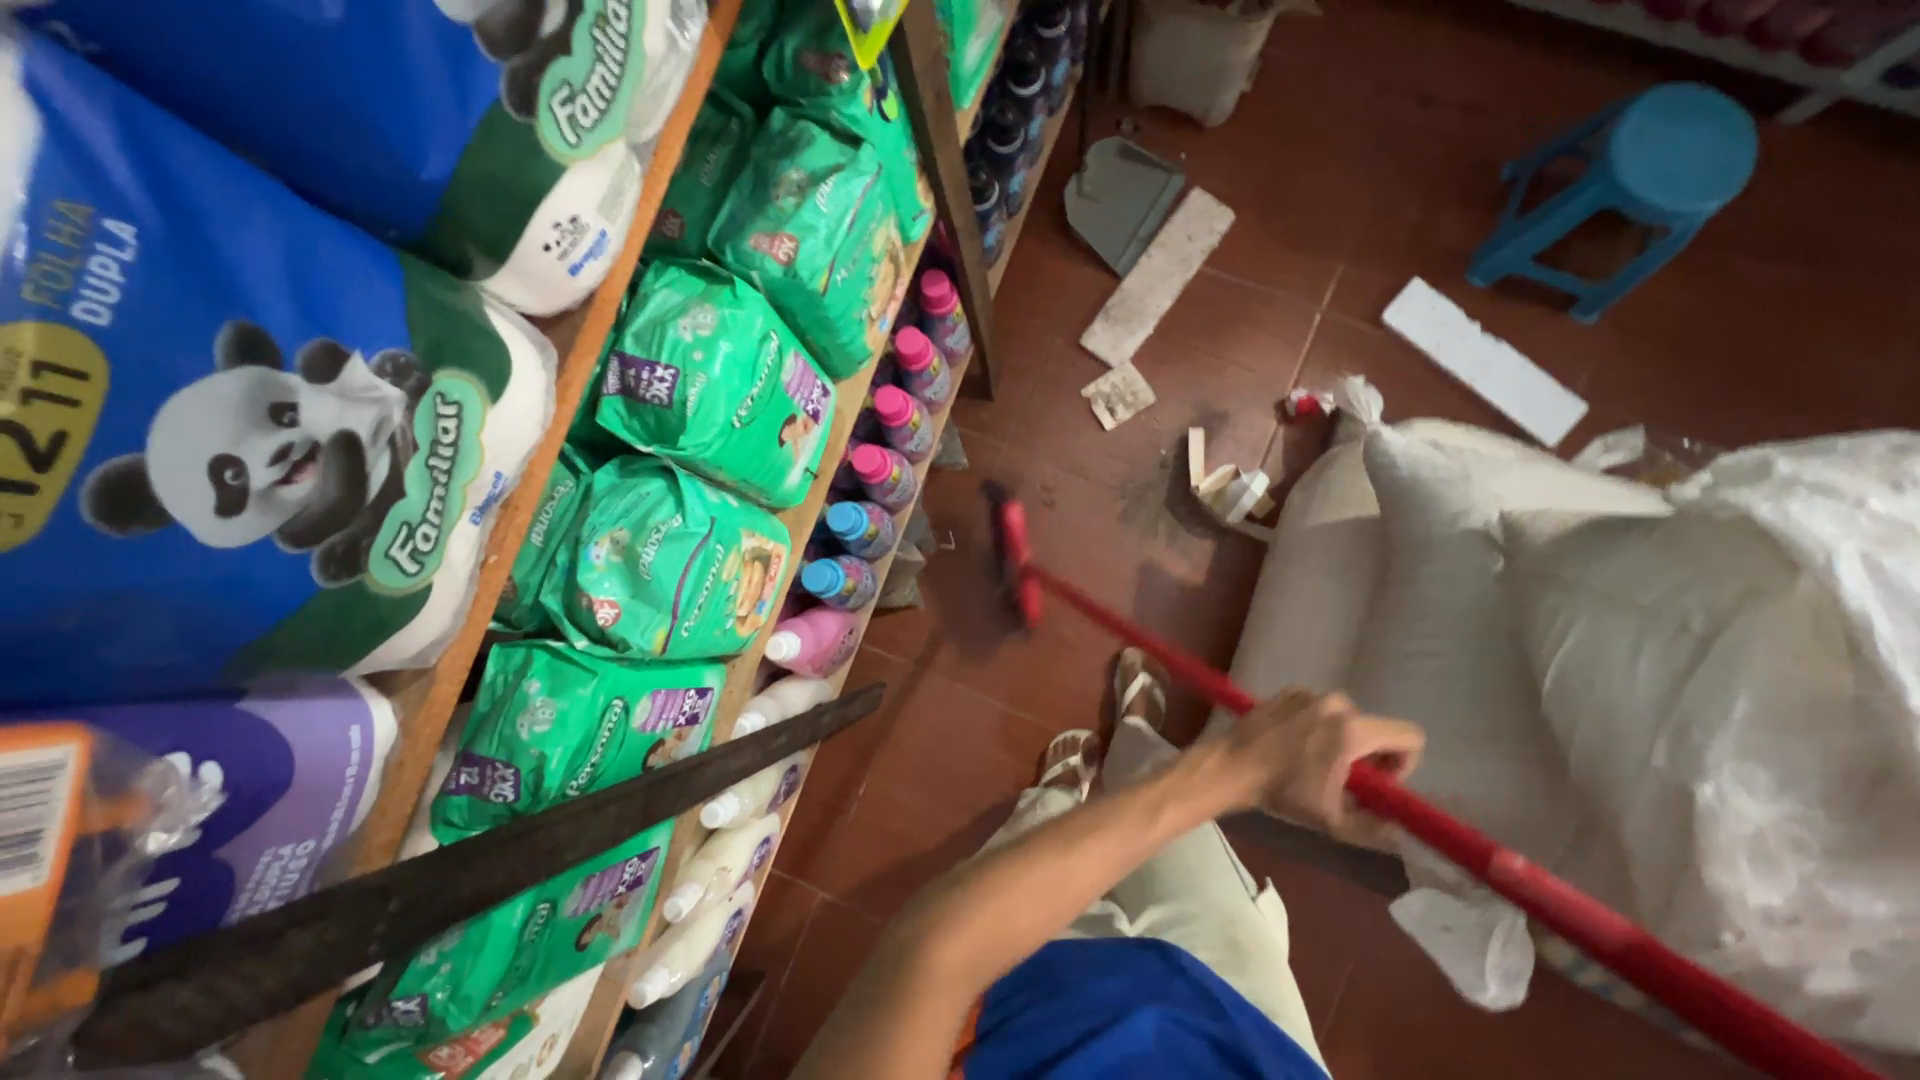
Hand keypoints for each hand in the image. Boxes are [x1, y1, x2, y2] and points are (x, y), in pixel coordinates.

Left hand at [1213, 688, 1424, 846]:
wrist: (1231, 766)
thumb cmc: (1282, 791)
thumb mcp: (1332, 820)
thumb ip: (1374, 828)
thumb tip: (1397, 828)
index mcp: (1352, 730)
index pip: (1409, 736)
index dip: (1403, 763)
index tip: (1377, 782)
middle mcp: (1336, 703)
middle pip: (1375, 729)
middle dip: (1368, 756)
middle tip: (1343, 779)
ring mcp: (1310, 693)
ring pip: (1346, 719)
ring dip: (1341, 741)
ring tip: (1313, 763)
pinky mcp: (1288, 691)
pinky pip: (1319, 708)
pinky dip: (1316, 726)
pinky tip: (1294, 745)